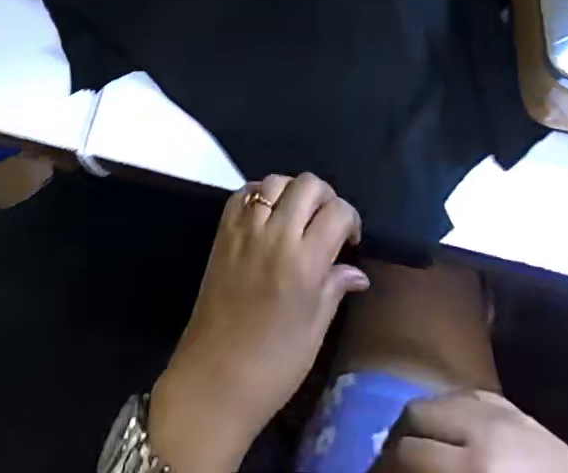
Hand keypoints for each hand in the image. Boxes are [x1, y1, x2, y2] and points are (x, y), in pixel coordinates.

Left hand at [149, 173, 367, 472]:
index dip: (351, 220)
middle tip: (326, 224)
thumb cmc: (273, 366)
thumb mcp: (315, 330)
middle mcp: (275, 236)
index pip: (338, 211)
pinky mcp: (222, 237)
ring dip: (293, 192)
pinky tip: (267, 215)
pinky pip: (243, 195)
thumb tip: (357, 272)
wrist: (211, 385)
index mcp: (304, 262)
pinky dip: (259, 194)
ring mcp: (245, 233)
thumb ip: (335, 288)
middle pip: (308, 184)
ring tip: (297, 216)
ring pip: (276, 181)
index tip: (350, 239)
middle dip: (326, 198)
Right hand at [375, 391, 567, 472]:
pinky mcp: (516, 408)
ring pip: (442, 396)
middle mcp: (483, 427)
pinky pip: (471, 394)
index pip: (409, 452)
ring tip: (413, 443)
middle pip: (418, 411)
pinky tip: (446, 427)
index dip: (385, 465)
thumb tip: (402, 468)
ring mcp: (502, 411)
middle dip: (396, 437)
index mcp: (474, 466)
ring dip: (421, 417)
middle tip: (388, 460)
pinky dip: (450, 407)